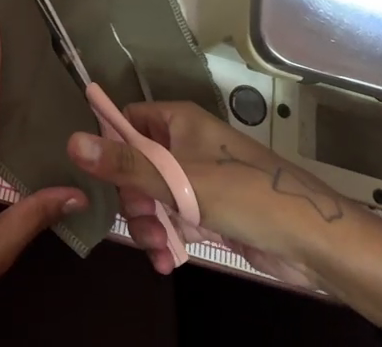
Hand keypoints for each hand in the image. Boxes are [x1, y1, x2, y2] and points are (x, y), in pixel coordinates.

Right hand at [67, 101, 329, 280]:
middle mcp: (186, 143)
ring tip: (158, 251)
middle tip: (141, 222)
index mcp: (178, 120)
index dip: (111, 145)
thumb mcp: (178, 180)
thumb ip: (124, 165)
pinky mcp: (210, 209)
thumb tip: (72, 141)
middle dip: (132, 199)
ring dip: (148, 225)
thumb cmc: (244, 194)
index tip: (104, 177)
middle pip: (135, 164)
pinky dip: (166, 238)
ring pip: (152, 196)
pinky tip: (167, 262)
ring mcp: (198, 178)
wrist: (310, 237)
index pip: (127, 120)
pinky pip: (173, 218)